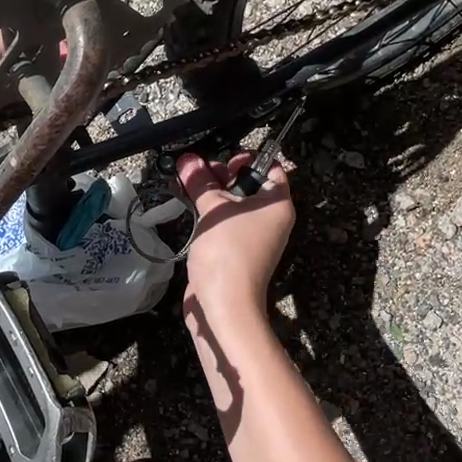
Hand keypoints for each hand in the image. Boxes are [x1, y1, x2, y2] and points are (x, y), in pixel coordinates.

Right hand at [177, 152, 294, 321]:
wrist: (223, 305)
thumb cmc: (228, 252)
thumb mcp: (214, 208)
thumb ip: (200, 182)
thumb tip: (187, 160)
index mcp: (277, 204)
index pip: (271, 168)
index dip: (247, 157)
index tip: (222, 156)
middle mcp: (269, 219)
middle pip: (247, 185)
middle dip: (220, 173)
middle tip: (196, 167)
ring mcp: (250, 236)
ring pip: (231, 204)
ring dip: (208, 192)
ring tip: (184, 180)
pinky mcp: (232, 250)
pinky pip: (221, 222)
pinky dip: (206, 212)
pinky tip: (185, 201)